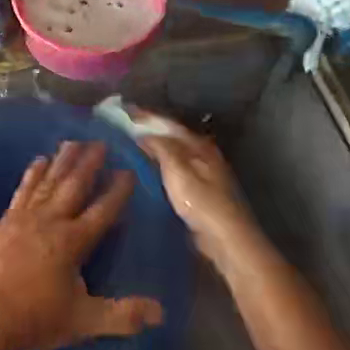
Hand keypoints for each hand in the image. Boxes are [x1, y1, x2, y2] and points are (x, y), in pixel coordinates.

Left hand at [0, 141, 164, 349]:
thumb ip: (123, 315)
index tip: (129, 172)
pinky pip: (24, 189)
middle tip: (100, 143)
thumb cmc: (38, 318)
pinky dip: (33, 173)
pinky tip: (39, 160)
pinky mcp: (8, 220)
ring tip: (74, 142)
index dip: (117, 191)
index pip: (103, 210)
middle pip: (74, 185)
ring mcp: (27, 218)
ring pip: (49, 181)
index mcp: (73, 242)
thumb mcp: (85, 321)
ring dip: (63, 161)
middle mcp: (52, 221)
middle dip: (89, 163)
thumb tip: (160, 312)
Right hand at [132, 111, 261, 264]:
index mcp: (199, 145)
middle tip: (124, 128)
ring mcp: (202, 174)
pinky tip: (145, 170)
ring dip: (153, 148)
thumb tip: (145, 133)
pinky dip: (158, 165)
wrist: (225, 238)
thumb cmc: (201, 202)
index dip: (147, 117)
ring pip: (172, 154)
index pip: (169, 124)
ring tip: (130, 146)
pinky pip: (173, 171)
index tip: (125, 111)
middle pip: (172, 137)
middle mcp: (203, 155)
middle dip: (149, 130)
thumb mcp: (178, 170)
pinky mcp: (198, 192)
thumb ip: (161, 148)